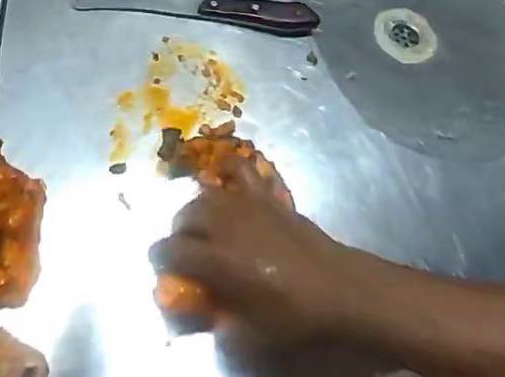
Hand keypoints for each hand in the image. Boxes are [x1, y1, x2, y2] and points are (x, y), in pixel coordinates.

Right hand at [150, 162, 382, 350]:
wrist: (343, 291)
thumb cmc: (298, 317)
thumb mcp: (254, 334)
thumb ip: (220, 322)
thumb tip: (200, 313)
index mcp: (215, 258)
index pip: (169, 250)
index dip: (161, 261)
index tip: (166, 270)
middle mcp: (221, 223)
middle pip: (182, 219)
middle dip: (179, 237)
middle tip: (189, 255)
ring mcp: (241, 203)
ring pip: (202, 197)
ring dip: (197, 212)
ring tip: (205, 229)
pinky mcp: (262, 194)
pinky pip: (236, 168)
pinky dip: (226, 170)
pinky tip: (223, 181)